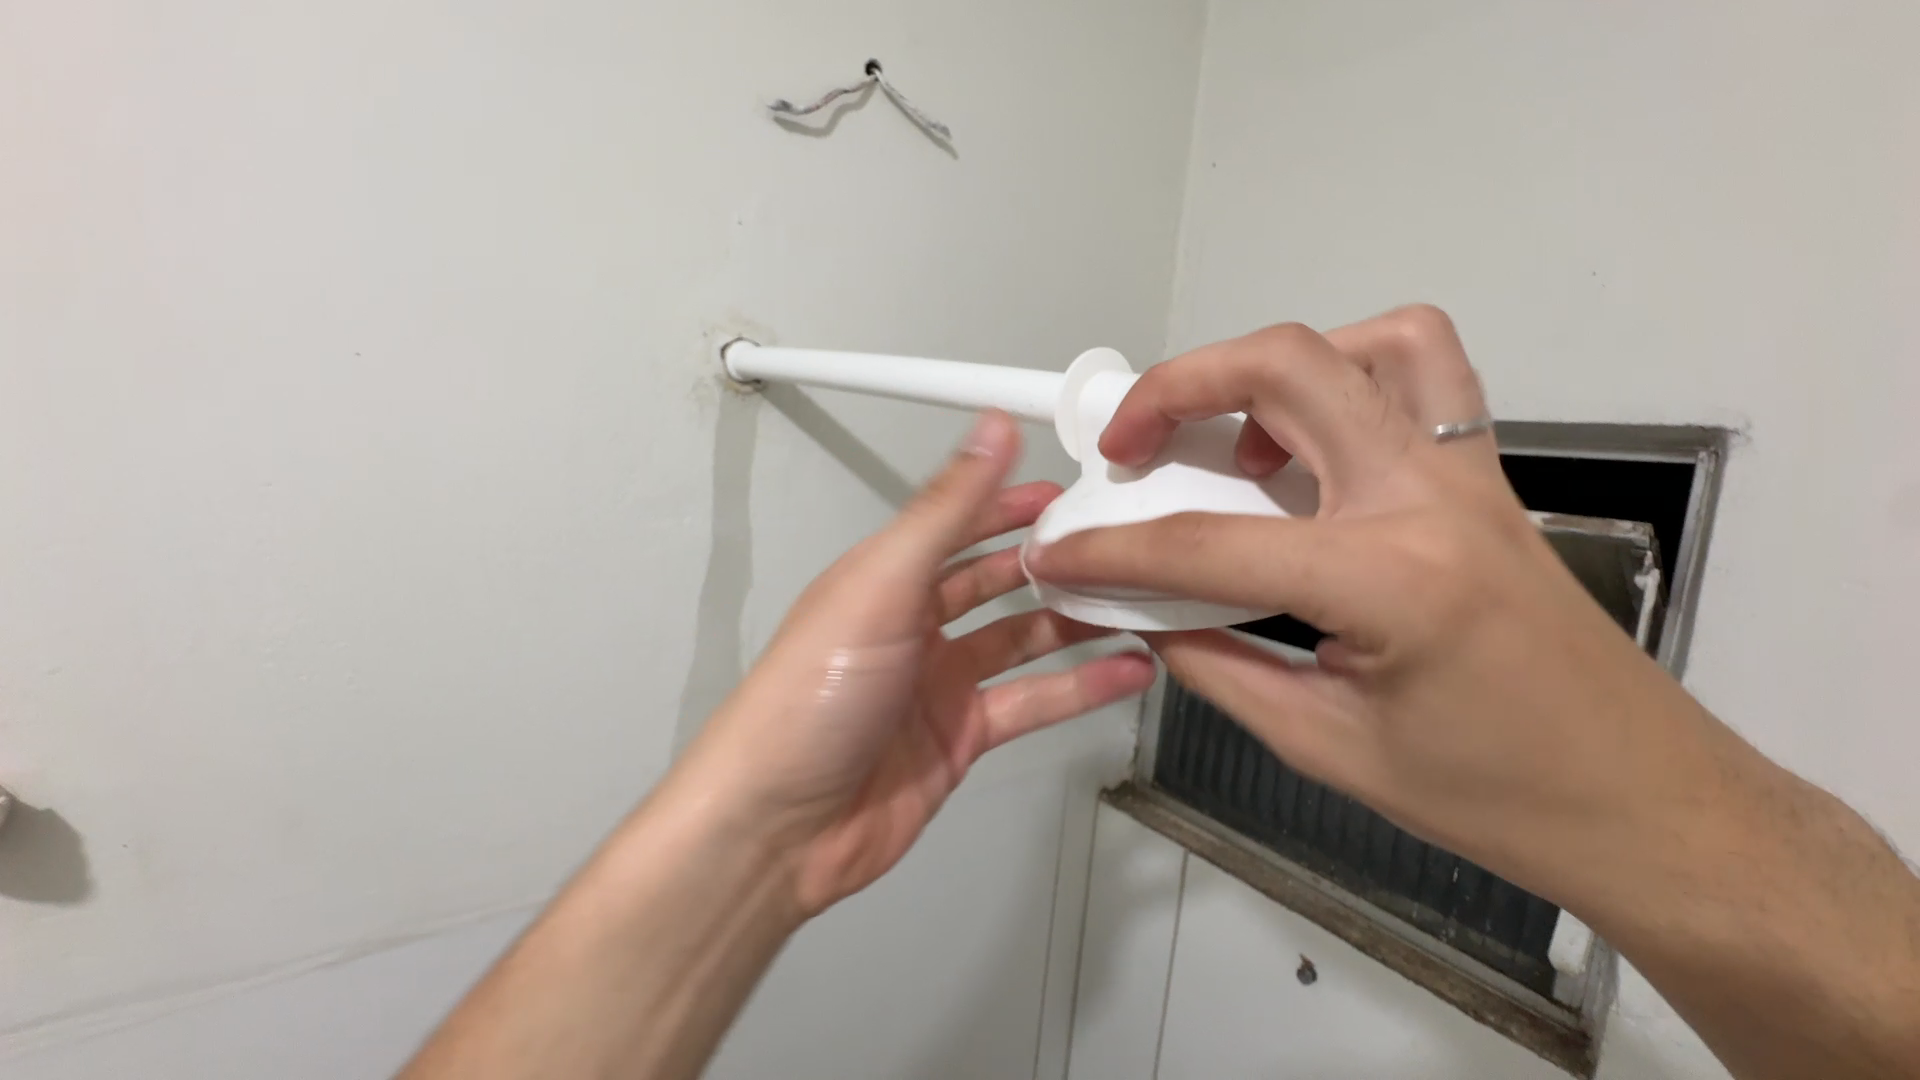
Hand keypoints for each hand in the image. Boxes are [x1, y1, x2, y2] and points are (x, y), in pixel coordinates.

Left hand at [670, 410, 1154, 915]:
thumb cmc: (812, 695)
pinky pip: (1032, 702)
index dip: (1009, 503)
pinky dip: (1080, 688)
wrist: (779, 826)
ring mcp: (940, 683)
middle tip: (1115, 548)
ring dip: (1074, 623)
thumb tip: (990, 428)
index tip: (1068, 491)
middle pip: (995, 582)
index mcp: (886, 577)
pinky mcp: (961, 736)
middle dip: (1051, 563)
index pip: (958, 523)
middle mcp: (913, 624)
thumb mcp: (882, 586)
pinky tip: (1127, 672)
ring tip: (1140, 604)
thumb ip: (945, 510)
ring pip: (1021, 641)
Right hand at [1027, 306, 1738, 907]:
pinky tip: (1301, 442)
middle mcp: (1426, 495)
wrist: (1641, 798)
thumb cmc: (1489, 793)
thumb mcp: (1320, 743)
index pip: (1206, 542)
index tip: (1056, 553)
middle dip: (1175, 387)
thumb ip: (1214, 662)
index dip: (1111, 548)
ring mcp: (1465, 470)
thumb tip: (1141, 610)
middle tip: (1124, 444)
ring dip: (1266, 367)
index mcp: (1384, 579)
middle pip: (1284, 369)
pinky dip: (1343, 371)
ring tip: (1221, 435)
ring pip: (1362, 342)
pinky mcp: (1482, 473)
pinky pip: (1418, 370)